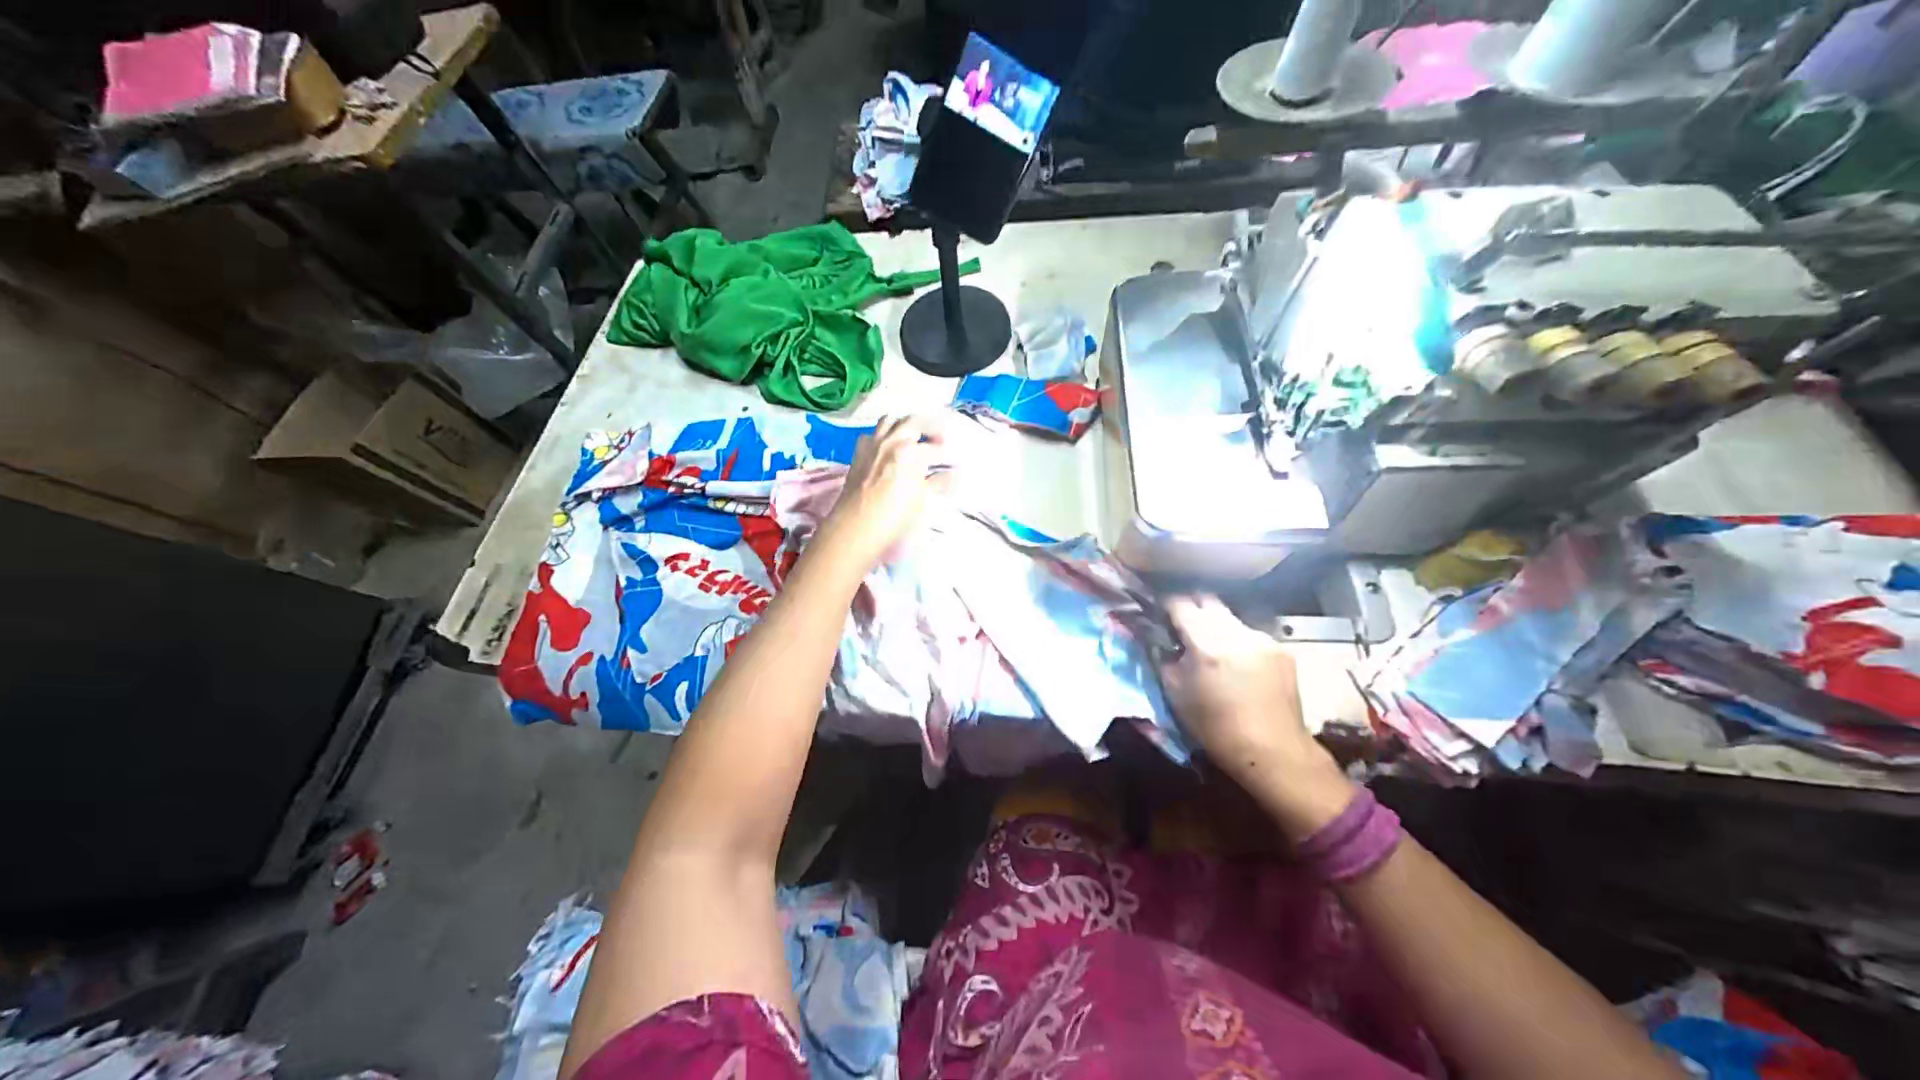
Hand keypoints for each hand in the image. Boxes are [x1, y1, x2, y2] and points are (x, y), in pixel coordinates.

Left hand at [814, 415, 948, 574]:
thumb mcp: (922, 500)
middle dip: (930, 428)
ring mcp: (871, 445)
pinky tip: (887, 450)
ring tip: (913, 438)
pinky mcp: (858, 454)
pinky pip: (871, 435)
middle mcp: (890, 440)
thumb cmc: (894, 516)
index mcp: (909, 450)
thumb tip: (954, 474)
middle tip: (940, 439)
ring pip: (890, 421)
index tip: (954, 464)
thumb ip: (939, 483)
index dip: (947, 455)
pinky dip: (883, 436)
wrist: (855, 528)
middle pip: (914, 422)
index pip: (934, 448)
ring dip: (904, 425)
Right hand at [1160, 595, 1353, 838]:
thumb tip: (1160, 639)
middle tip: (1181, 626)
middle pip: (1208, 600)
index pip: (1180, 603)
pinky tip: (1236, 663)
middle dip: (1192, 608)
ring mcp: (1262, 638)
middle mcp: (1236, 633)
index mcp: (1207, 644)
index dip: (1166, 605)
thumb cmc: (1216, 729)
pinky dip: (1237, 641)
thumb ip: (1165, 658)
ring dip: (1216, 625)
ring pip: (1230, 617)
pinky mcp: (1281, 649)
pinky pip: (1249, 634)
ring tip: (1210, 648)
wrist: (1273, 752)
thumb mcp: (1176, 694)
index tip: (1159, 614)